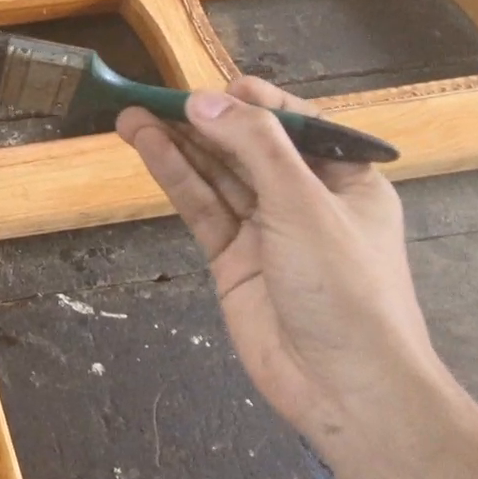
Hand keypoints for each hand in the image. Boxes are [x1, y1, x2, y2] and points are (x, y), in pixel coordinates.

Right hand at [115, 77, 443, 441]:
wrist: (346, 389)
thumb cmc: (345, 288)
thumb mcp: (304, 205)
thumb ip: (254, 147)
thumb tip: (202, 100)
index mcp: (344, 179)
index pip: (295, 124)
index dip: (251, 102)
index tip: (208, 89)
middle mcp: (302, 198)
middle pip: (245, 147)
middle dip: (202, 122)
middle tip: (152, 97)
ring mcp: (263, 229)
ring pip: (215, 175)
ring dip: (176, 145)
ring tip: (131, 115)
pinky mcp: (231, 257)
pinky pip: (201, 207)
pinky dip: (174, 177)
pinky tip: (147, 148)